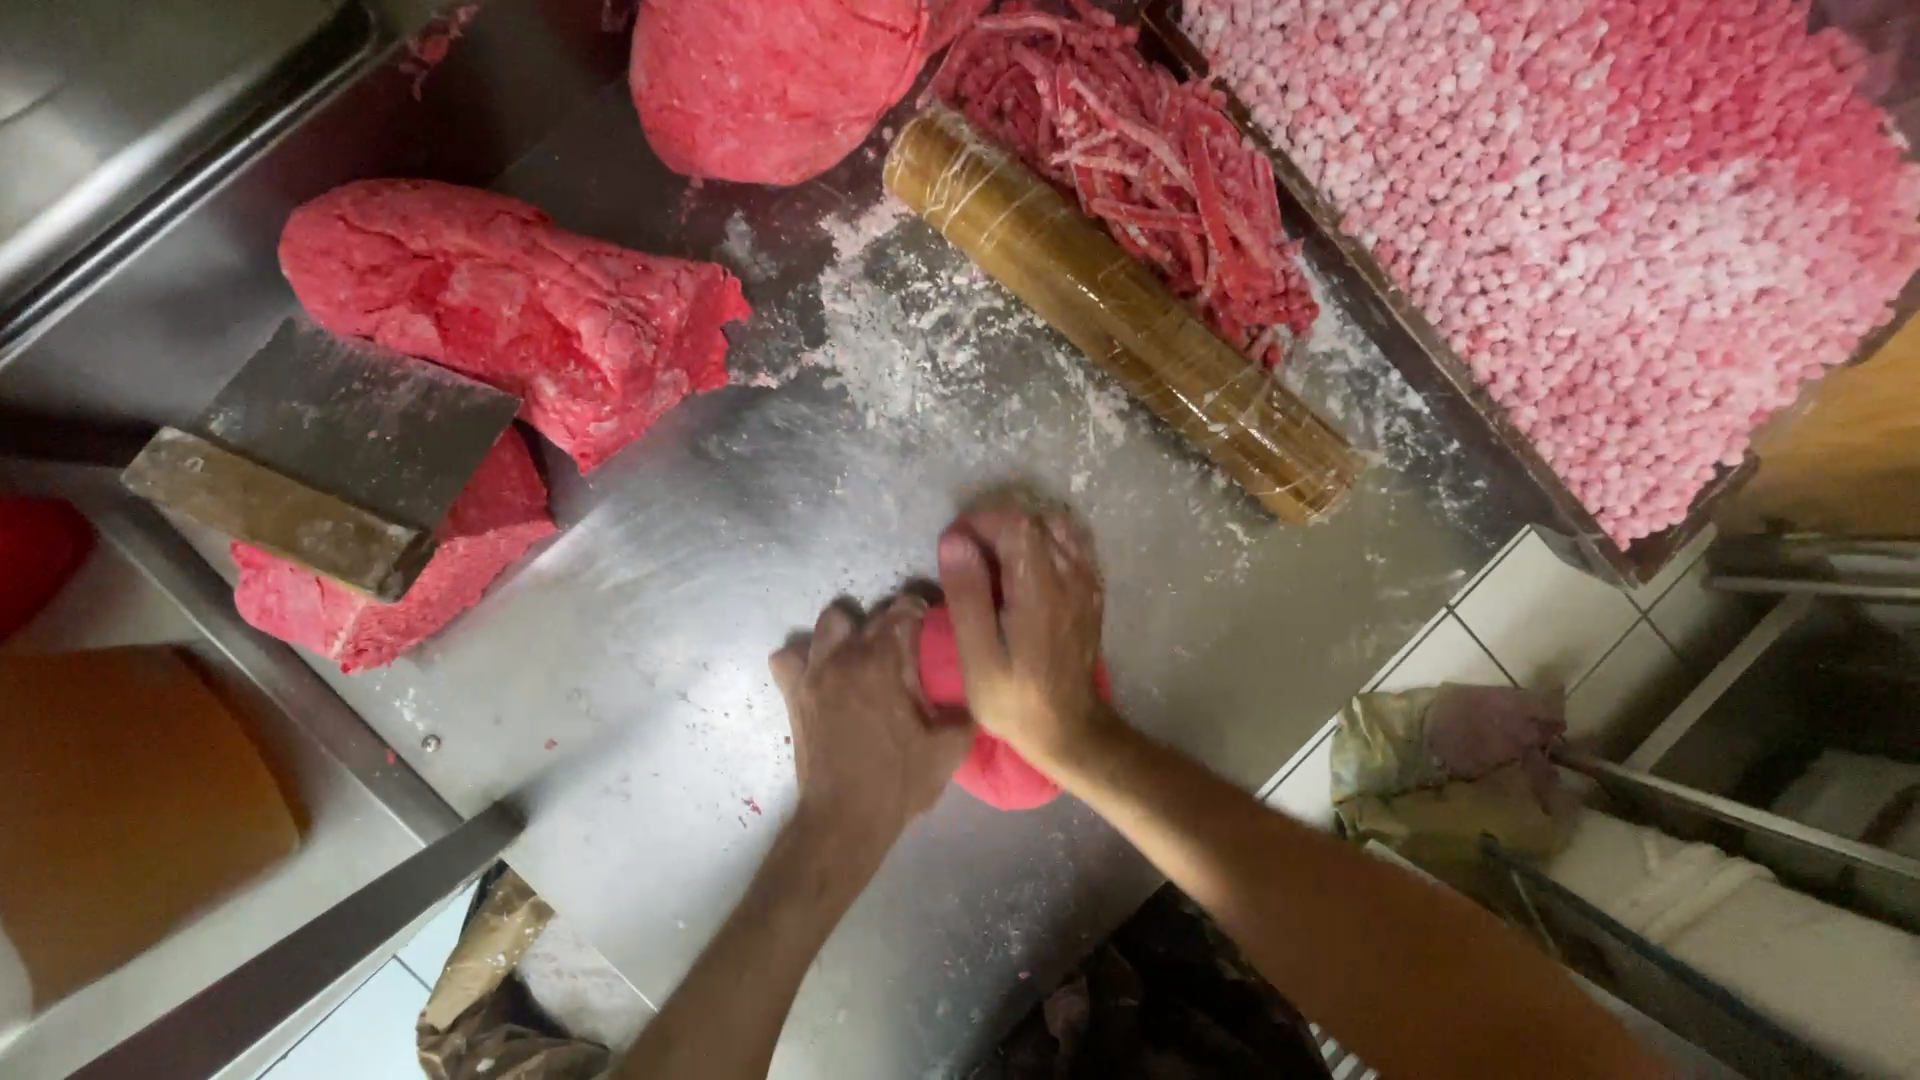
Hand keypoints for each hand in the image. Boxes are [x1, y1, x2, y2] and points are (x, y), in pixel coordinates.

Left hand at [770, 595, 973, 856]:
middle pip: (867, 614)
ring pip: (827, 624)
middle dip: (888, 622)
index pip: (902, 611)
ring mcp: (814, 673)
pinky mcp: (793, 694)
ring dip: (846, 632)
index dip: (919, 609)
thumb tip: (977, 689)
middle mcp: (845, 657)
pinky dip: (804, 658)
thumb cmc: (898, 782)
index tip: (931, 619)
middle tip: (905, 645)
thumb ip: (966, 711)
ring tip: (862, 654)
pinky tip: (823, 674)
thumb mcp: (948, 748)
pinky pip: (789, 657)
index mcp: (883, 662)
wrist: (845, 819)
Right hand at [936, 504, 1114, 770]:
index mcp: (1040, 589)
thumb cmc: (1014, 699)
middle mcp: (1070, 575)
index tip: (953, 545)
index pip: (1014, 522)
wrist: (1068, 729)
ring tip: (991, 564)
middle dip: (993, 526)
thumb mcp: (978, 657)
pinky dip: (1041, 545)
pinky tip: (1021, 573)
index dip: (978, 522)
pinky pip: (1068, 546)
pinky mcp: (1091, 591)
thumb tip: (955, 540)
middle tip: (964, 557)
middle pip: (1033, 519)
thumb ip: (967, 595)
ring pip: (1053, 528)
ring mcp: (1086, 581)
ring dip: (1017, 534)